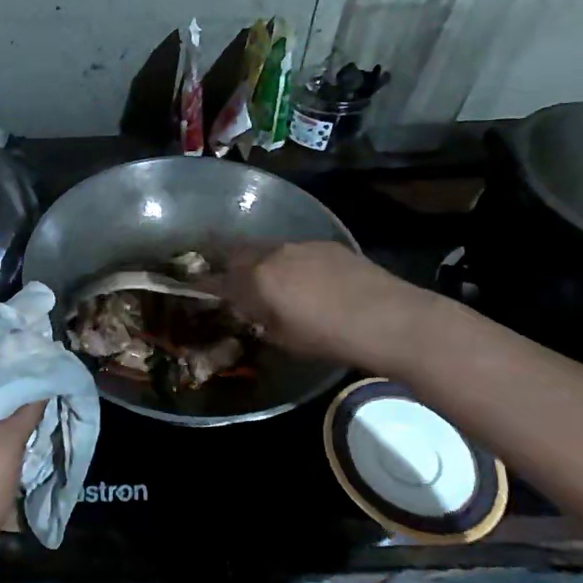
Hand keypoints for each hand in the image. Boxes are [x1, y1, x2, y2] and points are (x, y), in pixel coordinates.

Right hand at [209, 241, 419, 363]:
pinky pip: (296, 251)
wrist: (387, 317)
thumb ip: (259, 319)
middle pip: (239, 254)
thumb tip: (251, 310)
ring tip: (268, 280)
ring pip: (269, 250)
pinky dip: (290, 262)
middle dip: (229, 265)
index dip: (205, 284)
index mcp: (257, 279)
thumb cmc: (327, 337)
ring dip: (262, 263)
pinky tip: (305, 279)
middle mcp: (273, 254)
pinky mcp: (326, 245)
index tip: (195, 287)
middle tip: (228, 280)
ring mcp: (302, 245)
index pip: (219, 279)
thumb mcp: (282, 337)